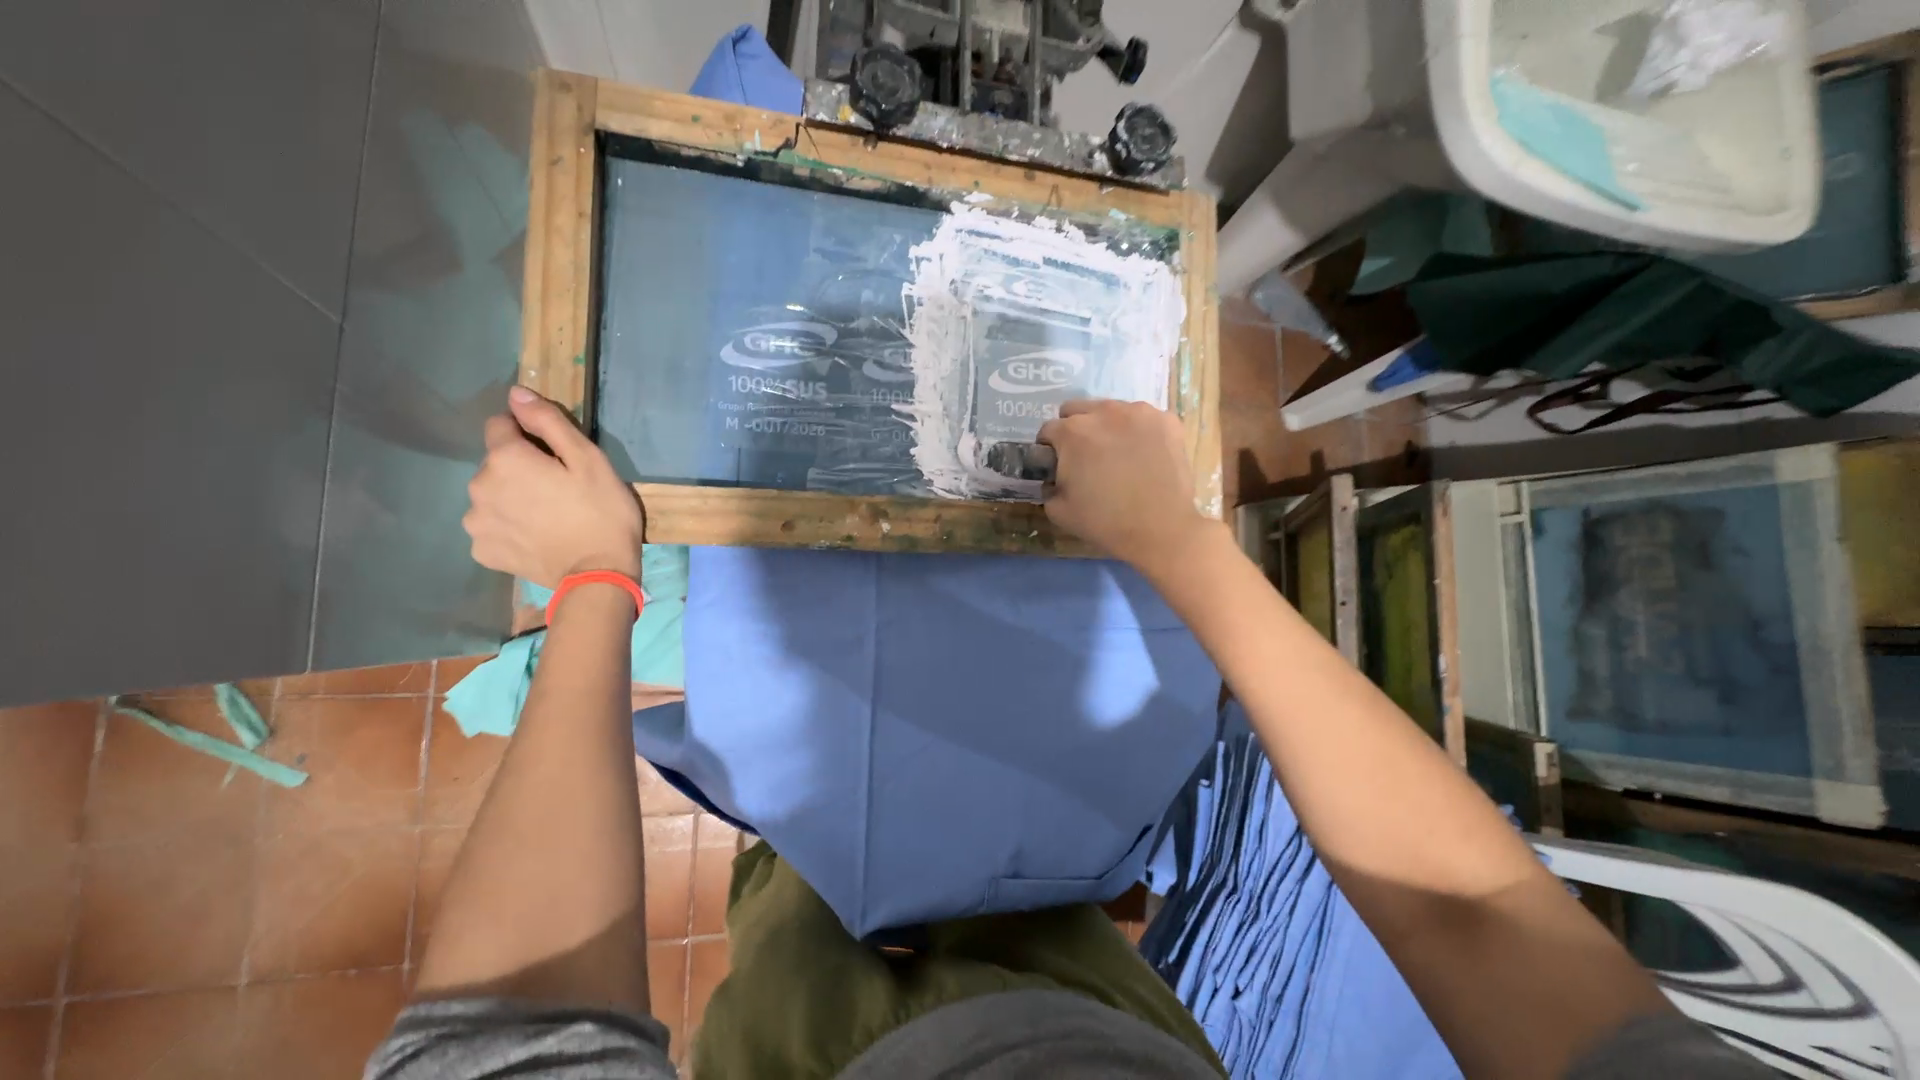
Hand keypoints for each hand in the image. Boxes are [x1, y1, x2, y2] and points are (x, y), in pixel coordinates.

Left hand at [464, 386, 644, 586]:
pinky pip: (491, 527)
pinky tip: (535, 538)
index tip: (555, 456)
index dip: (528, 435)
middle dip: (519, 470)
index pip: (500, 425)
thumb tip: (515, 394)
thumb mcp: (588, 459)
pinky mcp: (482, 550)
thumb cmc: (601, 512)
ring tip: (546, 517)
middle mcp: (479, 486)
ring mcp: (476, 522)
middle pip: (495, 464)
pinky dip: (508, 528)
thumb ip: (548, 422)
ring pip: (491, 496)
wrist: (598, 576)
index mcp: (505, 458)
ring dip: (510, 499)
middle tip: (557, 490)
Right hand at [1037, 399, 1217, 572]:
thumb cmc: (1105, 522)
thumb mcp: (1058, 511)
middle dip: (1075, 429)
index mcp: (1072, 432)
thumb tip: (1054, 478)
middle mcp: (1104, 411)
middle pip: (1077, 410)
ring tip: (1120, 456)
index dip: (1050, 449)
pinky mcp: (1167, 420)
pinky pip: (1144, 419)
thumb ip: (1048, 487)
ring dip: (1108, 427)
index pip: (1048, 430)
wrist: (1160, 530)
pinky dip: (1139, 432)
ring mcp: (1139, 412)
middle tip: (1086, 458)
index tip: (1058, 465)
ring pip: (1112, 410)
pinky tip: (1145, 456)